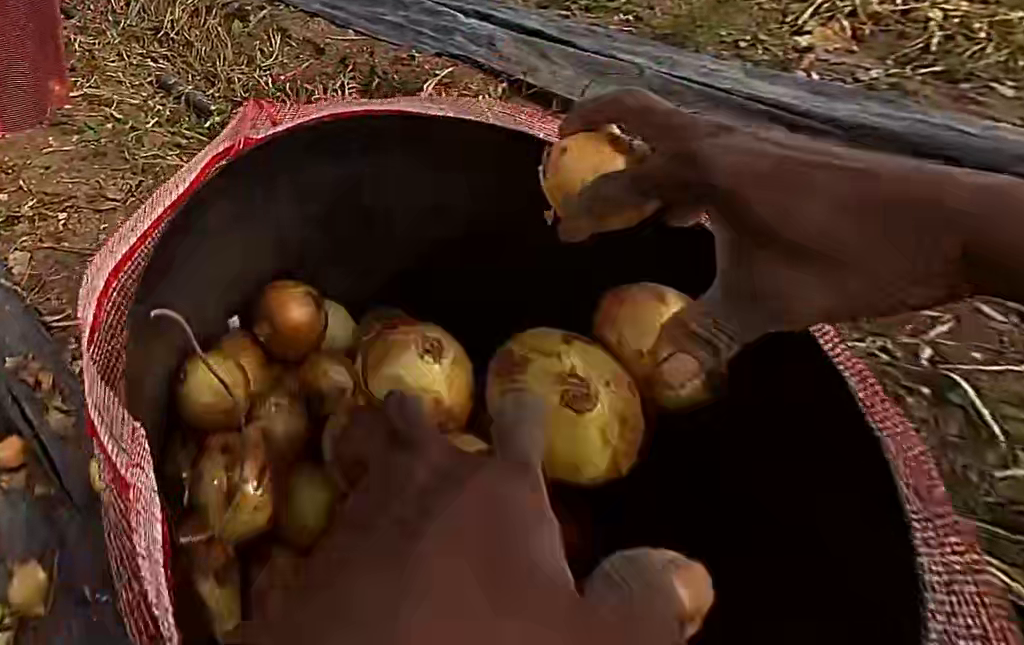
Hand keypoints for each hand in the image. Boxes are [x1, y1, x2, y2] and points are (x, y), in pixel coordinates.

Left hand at [245, 393, 710, 644]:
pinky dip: (348, 486)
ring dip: (376, 436)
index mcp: (500, 486)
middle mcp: (433, 470)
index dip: (525, 413)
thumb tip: (686, 569)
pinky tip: (353, 509)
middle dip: (420, 414)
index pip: (519, 426)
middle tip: (423, 422)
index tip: (525, 403)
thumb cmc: (489, 644)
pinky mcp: (337, 523)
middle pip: (416, 415)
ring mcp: (377, 490)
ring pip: (371, 438)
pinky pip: (343, 489)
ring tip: (377, 440)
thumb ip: (642, 606)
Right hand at [557, 90, 973, 399]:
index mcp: (698, 167)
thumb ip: (708, 334)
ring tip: (622, 183)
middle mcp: (712, 139)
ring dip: (633, 142)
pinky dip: (676, 162)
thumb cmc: (853, 257)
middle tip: (562, 141)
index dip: (583, 213)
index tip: (563, 234)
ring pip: (667, 123)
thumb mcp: (771, 302)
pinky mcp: (773, 147)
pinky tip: (691, 210)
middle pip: (630, 107)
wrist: (961, 222)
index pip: (617, 186)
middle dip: (588, 119)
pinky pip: (701, 142)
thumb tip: (664, 378)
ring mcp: (745, 136)